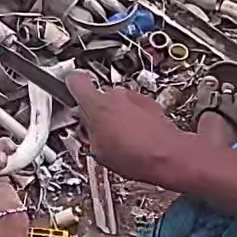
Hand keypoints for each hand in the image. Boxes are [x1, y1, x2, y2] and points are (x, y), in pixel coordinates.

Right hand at [65, 72, 197, 188]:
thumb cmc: (135, 156)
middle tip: (97, 131)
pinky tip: (133, 135)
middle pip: (96, 94)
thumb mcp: (98, 151)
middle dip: (95, 110)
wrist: (168, 155)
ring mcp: (133, 96)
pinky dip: (131, 116)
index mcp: (96, 104)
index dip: (69, 86)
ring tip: (119, 137)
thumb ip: (86, 131)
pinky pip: (132, 105)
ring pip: (115, 100)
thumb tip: (84, 127)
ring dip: (115, 113)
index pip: (75, 81)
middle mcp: (115, 94)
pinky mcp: (148, 102)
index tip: (68, 91)